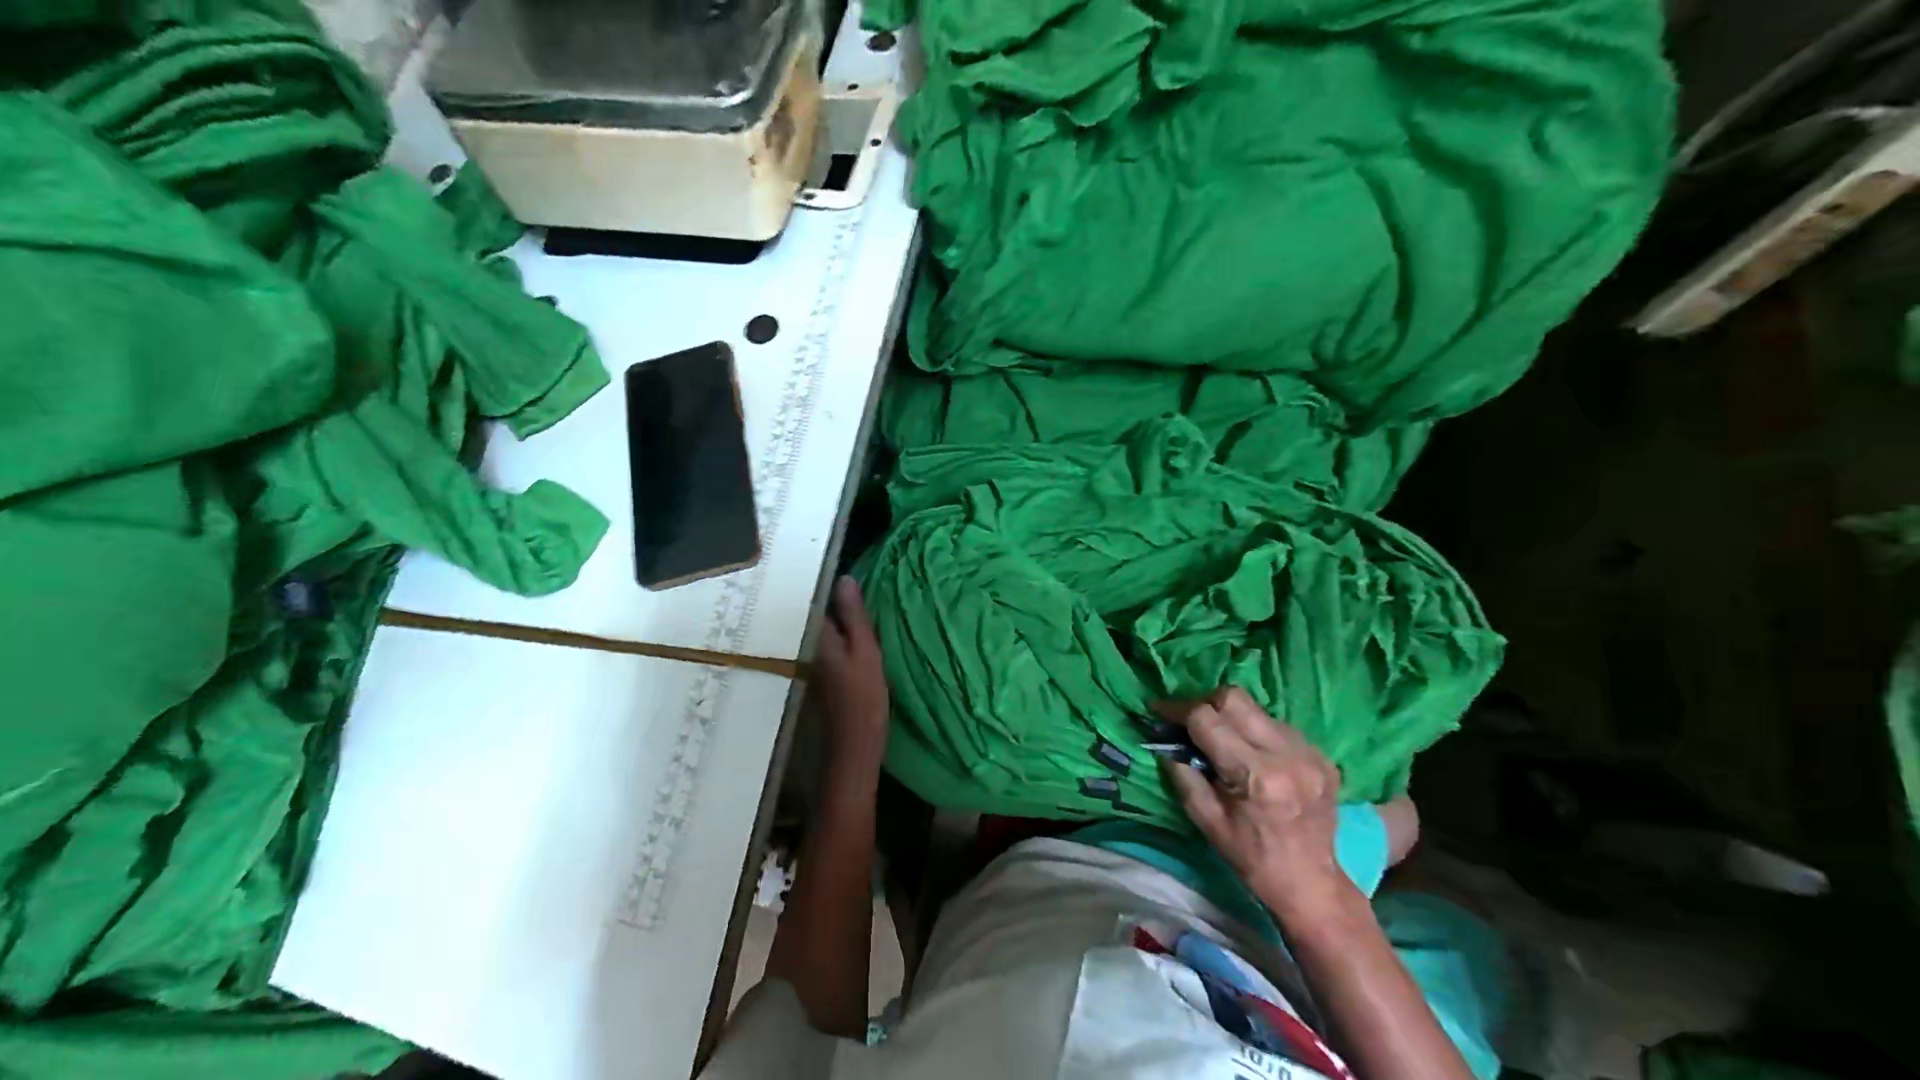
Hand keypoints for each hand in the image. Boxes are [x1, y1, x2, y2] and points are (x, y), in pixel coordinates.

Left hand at [814, 576, 888, 773]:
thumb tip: (844, 578)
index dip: (829, 583)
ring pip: (824, 628)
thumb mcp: (865, 650)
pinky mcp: (824, 672)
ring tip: (857, 598)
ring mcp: (814, 661)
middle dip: (833, 598)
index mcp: (818, 636)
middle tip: (854, 577)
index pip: (817, 600)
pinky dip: (840, 634)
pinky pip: (830, 642)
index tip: (844, 564)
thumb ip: (854, 616)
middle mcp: (809, 645)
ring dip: (837, 615)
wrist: (855, 743)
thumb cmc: (863, 695)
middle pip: (819, 613)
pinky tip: (854, 630)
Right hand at [1159, 687, 1345, 918]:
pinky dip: (1255, 730)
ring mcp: (1309, 752)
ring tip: (1220, 739)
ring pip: (1256, 708)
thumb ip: (1182, 772)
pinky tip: (1250, 754)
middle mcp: (1286, 754)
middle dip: (1203, 703)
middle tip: (1188, 721)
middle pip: (1234, 698)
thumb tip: (1164, 738)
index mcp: (1256, 775)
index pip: (1207, 719)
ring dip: (1231, 716)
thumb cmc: (1251, 856)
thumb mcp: (1205, 818)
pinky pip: (1277, 724)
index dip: (1177, 710)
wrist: (1310, 883)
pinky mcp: (1321, 754)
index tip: (1158, 711)